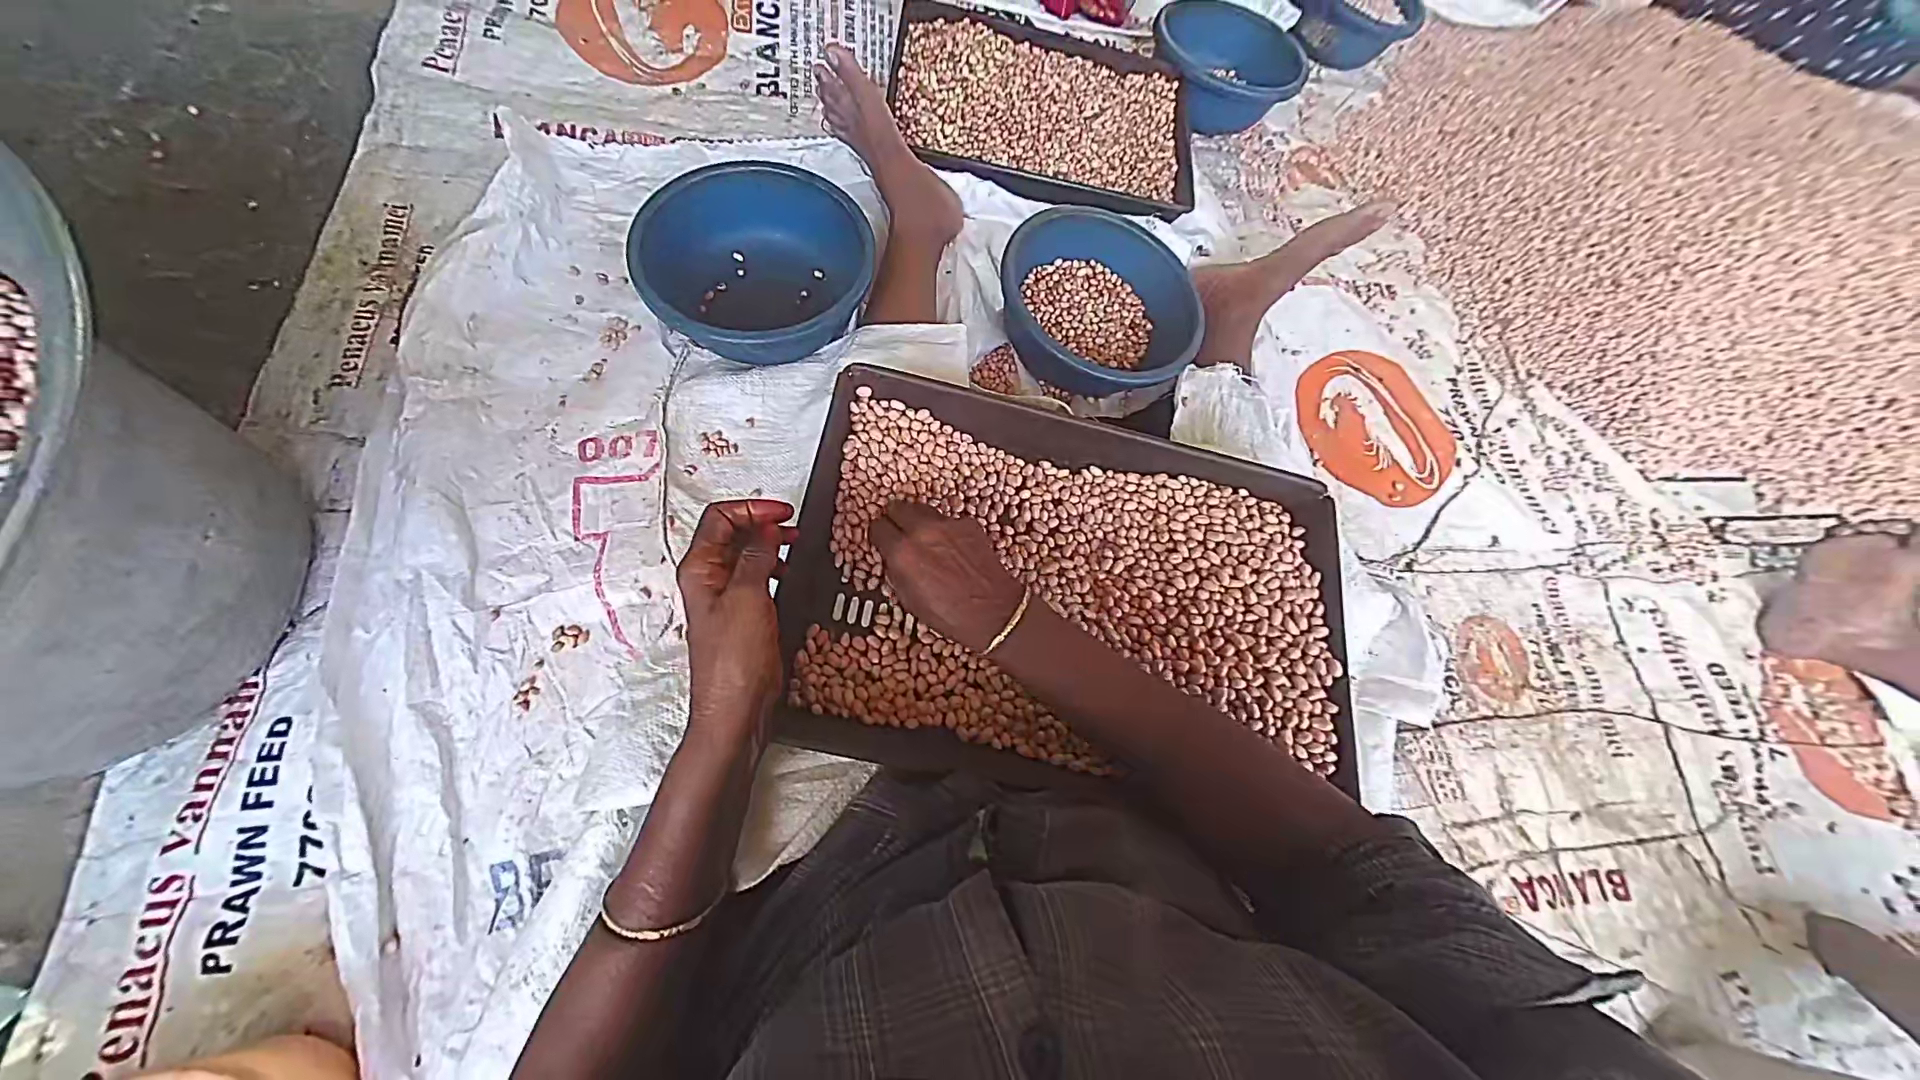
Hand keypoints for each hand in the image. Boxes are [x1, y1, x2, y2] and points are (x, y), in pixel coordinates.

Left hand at [677, 499, 796, 738]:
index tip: (781, 512)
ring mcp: (729, 596)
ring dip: (771, 545)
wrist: (737, 706)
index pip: (720, 519)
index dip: (751, 509)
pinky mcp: (746, 612)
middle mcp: (710, 579)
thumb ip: (758, 556)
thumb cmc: (732, 660)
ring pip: (749, 554)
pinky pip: (760, 577)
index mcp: (700, 569)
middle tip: (791, 526)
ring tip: (794, 546)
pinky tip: (790, 573)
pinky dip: (776, 568)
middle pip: (733, 533)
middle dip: (763, 523)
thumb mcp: (748, 596)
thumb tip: (767, 527)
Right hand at [869, 501, 1025, 651]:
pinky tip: (948, 546)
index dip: (878, 535)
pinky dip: (944, 529)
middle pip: (897, 507)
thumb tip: (892, 559)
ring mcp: (947, 524)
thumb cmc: (951, 613)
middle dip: (894, 518)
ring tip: (922, 538)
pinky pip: (947, 519)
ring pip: (922, 509)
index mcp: (902, 552)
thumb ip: (896, 570)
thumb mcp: (908, 599)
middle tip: (897, 530)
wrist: (992, 612)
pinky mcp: (968, 524)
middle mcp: (922, 532)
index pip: (877, 527)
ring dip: (917, 520)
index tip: (880, 538)